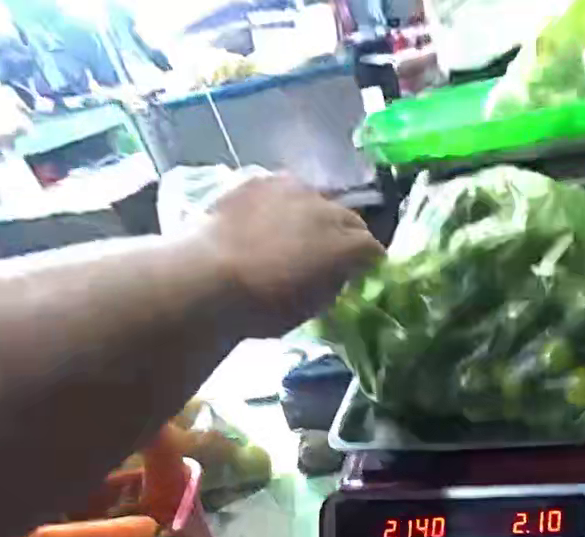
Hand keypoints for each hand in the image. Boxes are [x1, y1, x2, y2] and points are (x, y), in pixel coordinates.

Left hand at [199, 175, 384, 335]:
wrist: (210, 278)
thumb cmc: (266, 307)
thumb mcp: (313, 308)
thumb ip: (333, 285)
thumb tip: (337, 275)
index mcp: (348, 245)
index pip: (373, 250)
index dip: (368, 264)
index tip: (359, 276)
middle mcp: (328, 209)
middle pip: (350, 220)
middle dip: (346, 237)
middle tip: (331, 257)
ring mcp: (293, 189)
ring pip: (318, 201)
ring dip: (316, 217)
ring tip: (298, 235)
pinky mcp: (260, 180)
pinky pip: (284, 190)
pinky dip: (284, 204)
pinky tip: (270, 220)